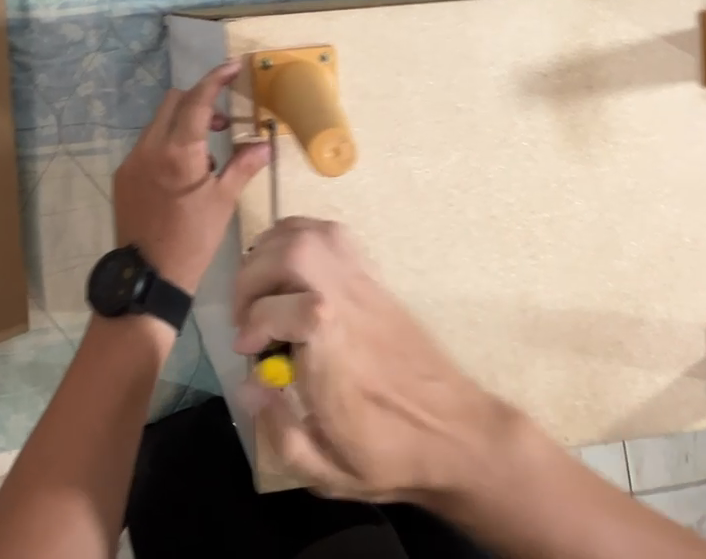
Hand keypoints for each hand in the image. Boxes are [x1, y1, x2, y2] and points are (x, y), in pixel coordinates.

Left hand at [113, 61, 272, 293]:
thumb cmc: (193, 240)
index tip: (232, 68)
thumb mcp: (223, 202)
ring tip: (207, 156)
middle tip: (223, 123)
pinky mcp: (123, 176)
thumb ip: (243, 166)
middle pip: (172, 103)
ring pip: (158, 123)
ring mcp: (132, 161)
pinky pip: (147, 145)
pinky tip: (184, 173)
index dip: (214, 79)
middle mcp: (149, 148)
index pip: (196, 100)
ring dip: (183, 124)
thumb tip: (265, 144)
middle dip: (198, 101)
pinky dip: (168, 144)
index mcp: (177, 151)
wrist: (149, 276)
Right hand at [234, 218, 512, 503]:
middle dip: (251, 279)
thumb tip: (248, 385)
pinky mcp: (373, 277)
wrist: (459, 434)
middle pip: (290, 255)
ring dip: (272, 251)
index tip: (247, 351)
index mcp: (332, 348)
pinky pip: (333, 234)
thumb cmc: (391, 454)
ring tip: (261, 285)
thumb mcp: (329, 470)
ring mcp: (362, 284)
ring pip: (310, 235)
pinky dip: (301, 236)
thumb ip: (279, 432)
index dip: (250, 328)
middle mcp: (346, 303)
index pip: (273, 310)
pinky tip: (289, 265)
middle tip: (246, 315)